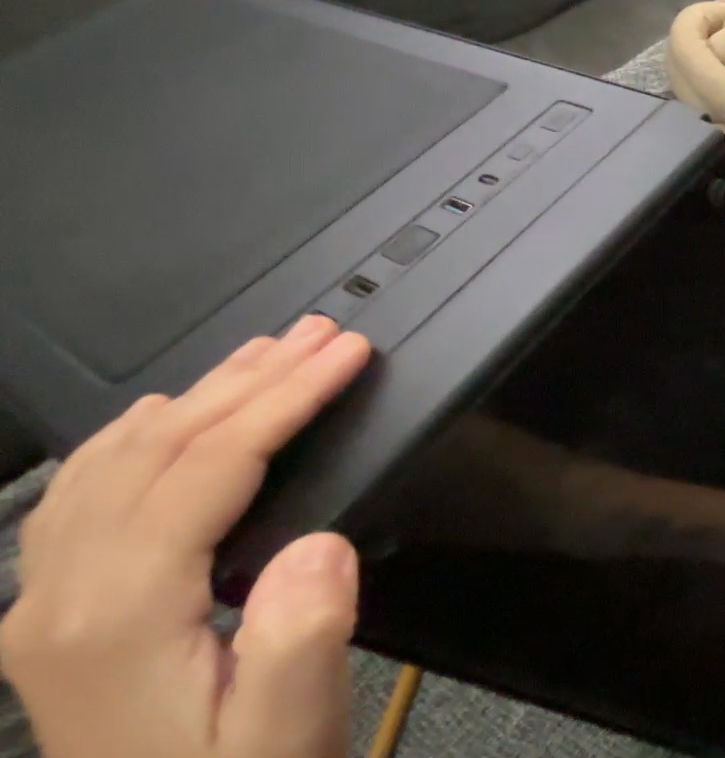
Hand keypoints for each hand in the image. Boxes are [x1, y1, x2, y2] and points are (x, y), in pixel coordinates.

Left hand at [1, 315, 371, 757]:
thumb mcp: (286, 728)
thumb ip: (301, 637)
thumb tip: (321, 540)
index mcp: (121, 620)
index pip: (208, 470)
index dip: (285, 399)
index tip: (350, 353)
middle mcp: (62, 602)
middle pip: (155, 452)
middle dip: (249, 380)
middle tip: (322, 334)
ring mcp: (47, 608)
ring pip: (110, 464)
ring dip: (197, 396)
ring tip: (267, 352)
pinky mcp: (59, 616)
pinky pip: (82, 496)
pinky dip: (134, 437)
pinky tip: (164, 417)